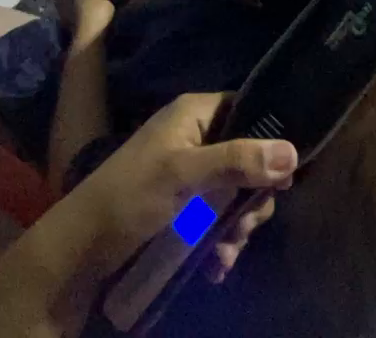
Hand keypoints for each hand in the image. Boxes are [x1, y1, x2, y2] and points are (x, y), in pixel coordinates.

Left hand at [62, 93, 295, 282]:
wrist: (82, 247)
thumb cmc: (131, 195)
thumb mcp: (184, 175)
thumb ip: (236, 161)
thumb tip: (293, 152)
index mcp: (193, 113)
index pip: (247, 109)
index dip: (270, 139)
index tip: (285, 175)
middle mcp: (195, 136)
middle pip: (249, 157)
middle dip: (253, 197)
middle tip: (245, 227)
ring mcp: (190, 171)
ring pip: (237, 191)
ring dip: (238, 225)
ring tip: (226, 254)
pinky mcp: (185, 203)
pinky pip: (219, 215)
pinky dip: (223, 239)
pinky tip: (217, 265)